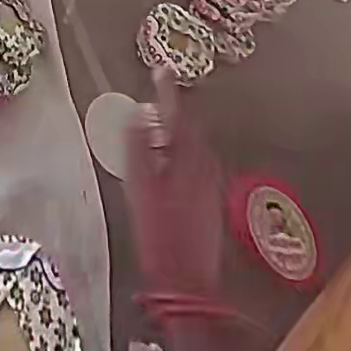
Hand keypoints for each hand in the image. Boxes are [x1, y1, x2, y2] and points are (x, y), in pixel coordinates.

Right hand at [125, 69, 223, 299]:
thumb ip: (138, 145)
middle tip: (157, 97)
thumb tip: (139, 114)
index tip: (160, 69)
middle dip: (173, 109)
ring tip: (160, 128)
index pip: (177, 112)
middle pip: (190, 126)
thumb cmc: (158, 230)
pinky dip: (184, 150)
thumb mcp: (139, 185)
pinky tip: (170, 160)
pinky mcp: (212, 195)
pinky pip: (198, 160)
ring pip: (195, 143)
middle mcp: (205, 163)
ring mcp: (211, 180)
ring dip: (178, 131)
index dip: (166, 88)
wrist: (187, 280)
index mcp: (186, 155)